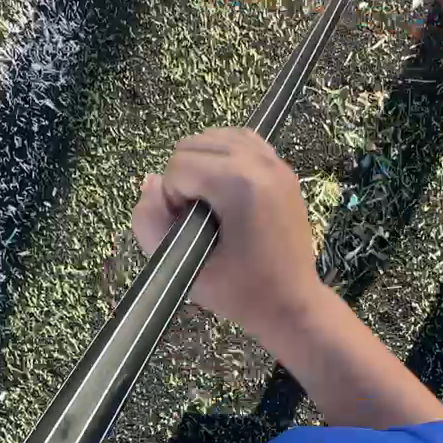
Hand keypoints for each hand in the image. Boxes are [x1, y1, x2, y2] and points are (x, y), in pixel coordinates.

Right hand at [130, 127, 327, 336]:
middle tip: (197, 221)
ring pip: (216, 136)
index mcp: (239, 185)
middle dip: (184, 179)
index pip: (178, 166)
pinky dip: (225, 158)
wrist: (293, 305)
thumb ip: (151, 226)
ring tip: (210, 206)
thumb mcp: (185, 269)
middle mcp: (260, 163)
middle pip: (194, 144)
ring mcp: (275, 162)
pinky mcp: (283, 169)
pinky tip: (224, 191)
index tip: (189, 233)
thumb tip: (149, 182)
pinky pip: (242, 141)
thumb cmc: (242, 295)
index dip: (172, 200)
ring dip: (202, 166)